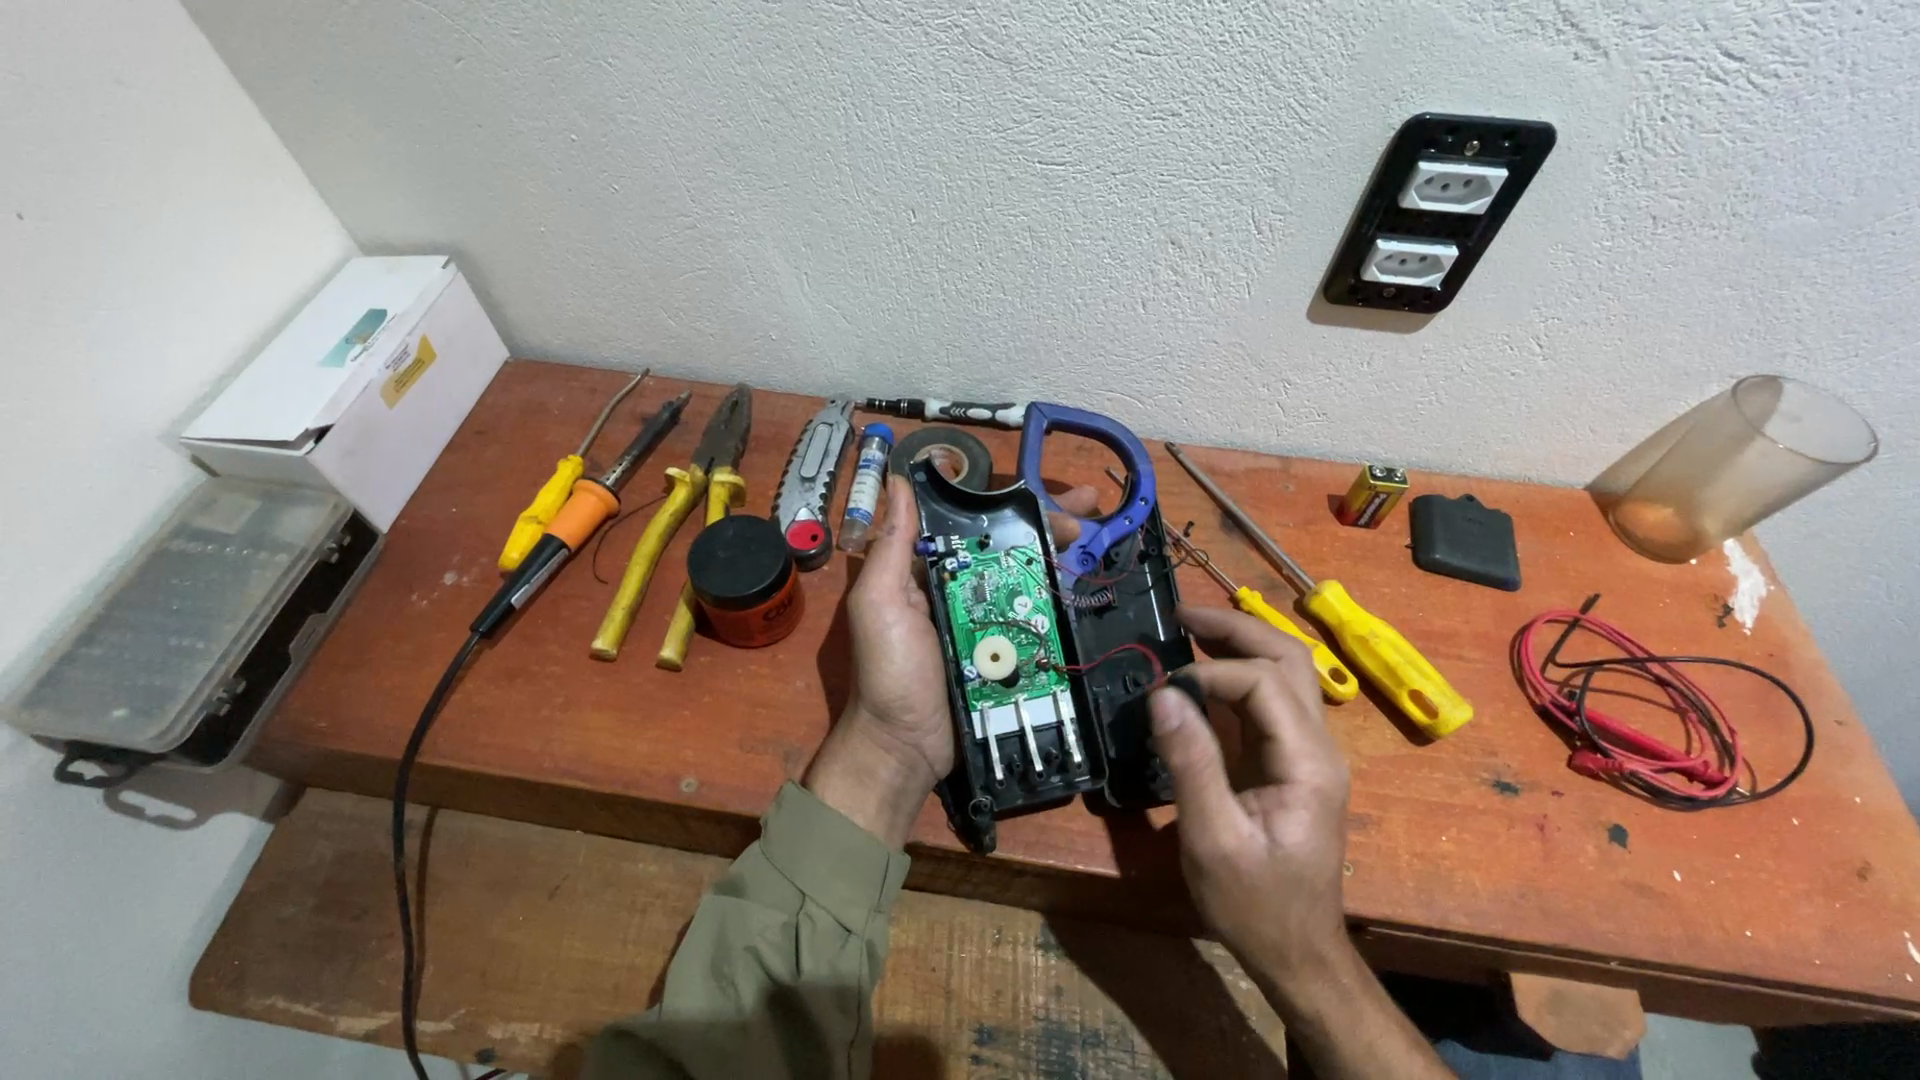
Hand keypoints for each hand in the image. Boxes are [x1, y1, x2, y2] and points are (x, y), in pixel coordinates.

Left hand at [806, 477, 1100, 846]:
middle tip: (1089, 508)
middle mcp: (960, 590)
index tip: (1041, 489)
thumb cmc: (890, 671)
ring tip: (1096, 537)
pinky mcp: (1008, 654)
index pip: (971, 523)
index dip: (1006, 502)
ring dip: (1061, 555)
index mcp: (928, 572)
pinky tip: (1087, 585)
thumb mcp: (879, 603)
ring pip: (1028, 578)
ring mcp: (987, 623)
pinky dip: (1060, 600)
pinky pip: (1037, 619)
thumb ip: (891, 547)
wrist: (906, 746)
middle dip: (1047, 523)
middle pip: (1008, 545)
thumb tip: (898, 481)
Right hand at [1148, 604, 1354, 991]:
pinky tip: (1200, 670)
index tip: (1164, 690)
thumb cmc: (1255, 903)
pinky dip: (1234, 674)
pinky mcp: (1289, 761)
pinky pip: (1267, 700)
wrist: (1296, 950)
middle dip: (1235, 629)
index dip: (1212, 672)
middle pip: (1289, 660)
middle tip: (1180, 614)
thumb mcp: (1212, 839)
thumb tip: (1163, 694)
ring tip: (1189, 628)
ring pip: (1285, 672)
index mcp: (1308, 762)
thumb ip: (1191, 762)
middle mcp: (1317, 745)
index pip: (1265, 682)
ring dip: (1240, 643)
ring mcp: (1306, 751)